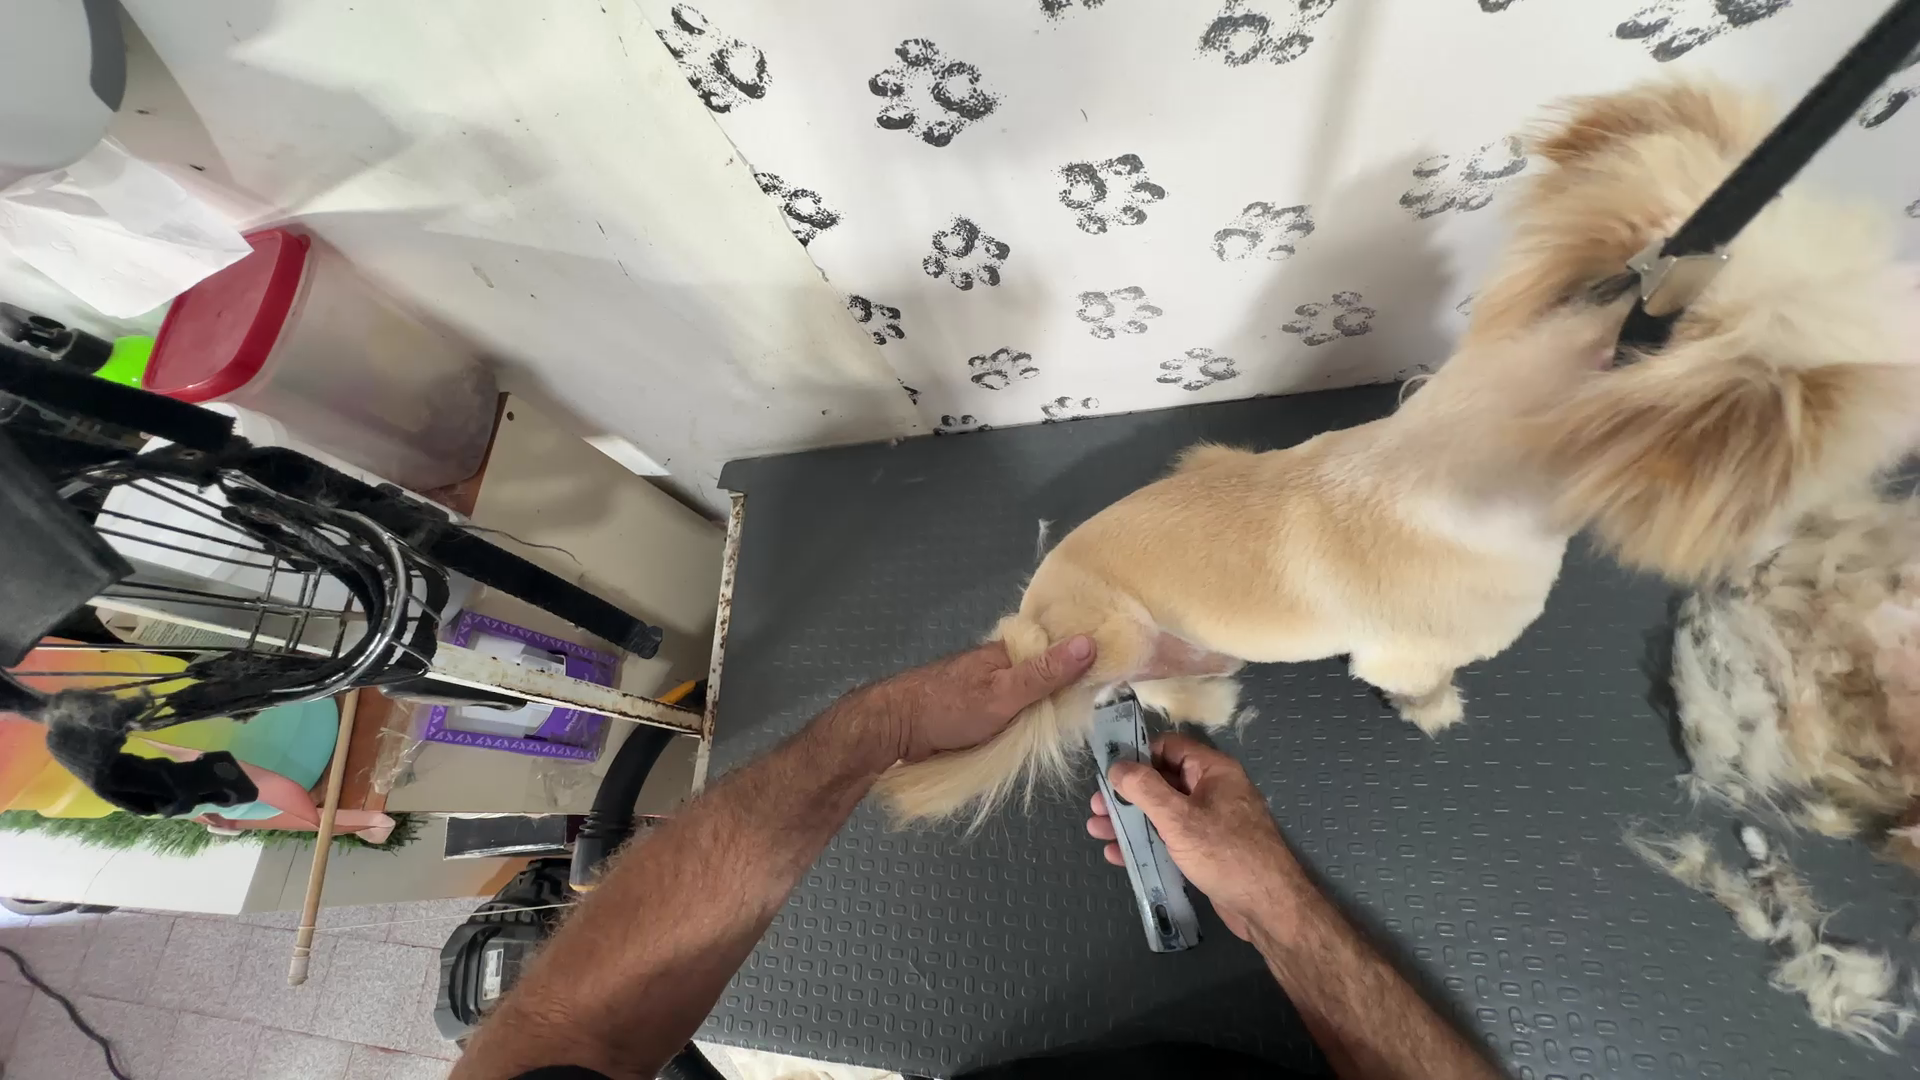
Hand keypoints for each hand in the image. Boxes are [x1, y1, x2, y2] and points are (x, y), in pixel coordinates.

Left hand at [867, 636, 1095, 763]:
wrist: (896, 729)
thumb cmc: (949, 707)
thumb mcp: (1004, 692)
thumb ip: (1045, 673)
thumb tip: (1089, 642)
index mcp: (1011, 651)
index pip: (1060, 651)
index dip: (1085, 664)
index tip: (1114, 681)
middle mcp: (1004, 665)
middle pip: (1048, 677)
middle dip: (1068, 693)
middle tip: (1096, 714)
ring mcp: (991, 688)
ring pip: (1032, 698)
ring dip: (1048, 713)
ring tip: (1078, 727)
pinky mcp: (982, 710)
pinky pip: (1015, 714)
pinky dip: (1029, 723)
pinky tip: (1045, 735)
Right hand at [1087, 733, 1301, 941]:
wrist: (1270, 911)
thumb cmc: (1225, 854)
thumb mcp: (1179, 818)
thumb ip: (1144, 788)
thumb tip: (1116, 766)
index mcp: (1212, 770)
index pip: (1168, 747)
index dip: (1137, 755)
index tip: (1109, 771)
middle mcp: (1212, 789)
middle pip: (1160, 781)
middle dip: (1126, 795)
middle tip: (1097, 807)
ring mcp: (1210, 821)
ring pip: (1161, 811)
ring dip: (1129, 820)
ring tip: (1097, 831)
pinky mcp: (1207, 849)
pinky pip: (1170, 836)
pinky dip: (1146, 841)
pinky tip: (1118, 855)